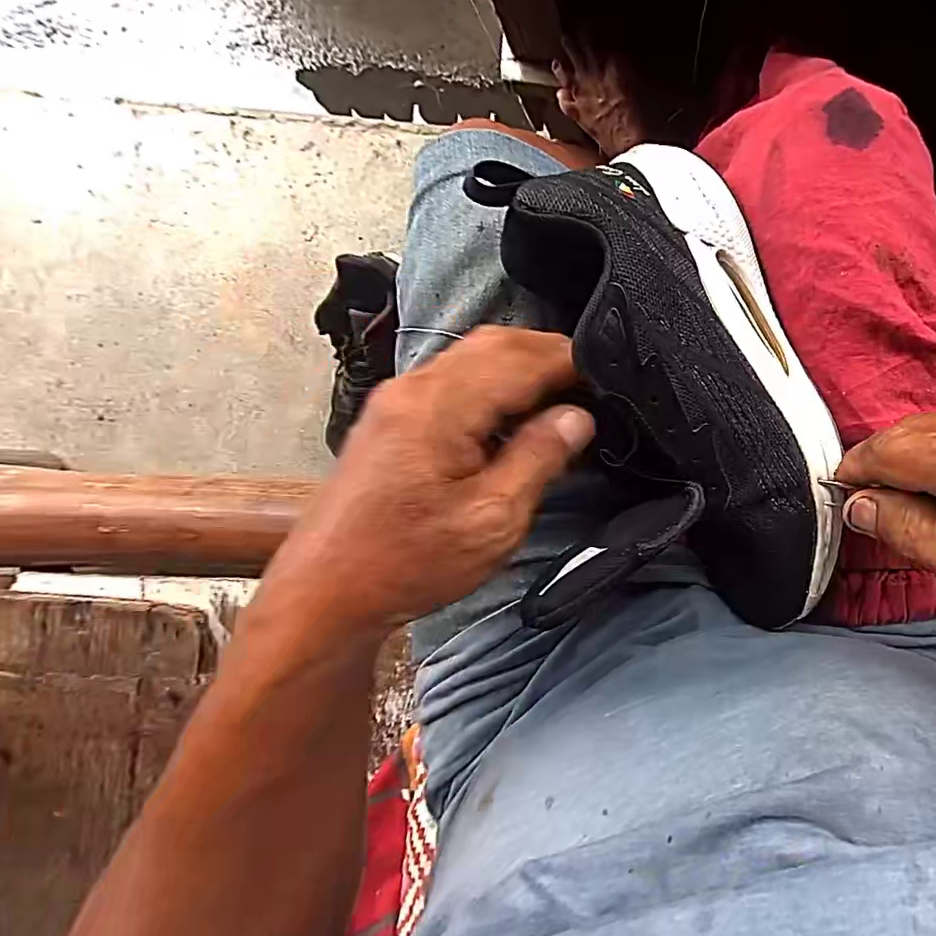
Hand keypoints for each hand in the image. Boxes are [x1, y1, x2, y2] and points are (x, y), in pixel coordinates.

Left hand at [256, 327, 593, 640]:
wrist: (327, 594)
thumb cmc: (407, 562)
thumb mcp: (493, 519)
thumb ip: (540, 457)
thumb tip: (578, 417)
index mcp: (439, 409)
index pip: (521, 360)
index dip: (571, 361)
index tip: (608, 376)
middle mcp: (415, 390)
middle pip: (496, 342)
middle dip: (551, 352)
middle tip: (594, 379)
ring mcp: (400, 400)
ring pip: (475, 353)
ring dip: (524, 362)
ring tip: (566, 391)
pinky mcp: (395, 417)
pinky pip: (456, 375)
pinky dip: (497, 378)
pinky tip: (518, 408)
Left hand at [554, 40, 647, 157]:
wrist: (634, 149)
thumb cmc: (648, 123)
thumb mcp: (654, 92)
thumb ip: (641, 75)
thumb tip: (639, 68)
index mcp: (615, 63)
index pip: (604, 37)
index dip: (602, 29)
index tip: (605, 27)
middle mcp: (594, 73)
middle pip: (578, 47)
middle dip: (577, 39)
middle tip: (575, 33)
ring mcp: (582, 93)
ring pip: (564, 70)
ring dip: (562, 64)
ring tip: (559, 60)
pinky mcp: (577, 114)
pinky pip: (564, 101)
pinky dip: (562, 96)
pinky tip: (561, 93)